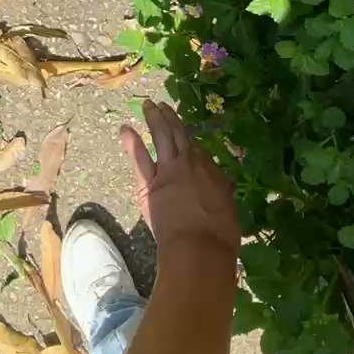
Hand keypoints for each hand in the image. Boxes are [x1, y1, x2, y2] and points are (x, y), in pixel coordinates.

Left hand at [120, 100, 239, 259]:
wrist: (200, 249)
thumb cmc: (220, 238)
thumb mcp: (229, 212)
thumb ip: (222, 197)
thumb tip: (223, 194)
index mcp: (212, 172)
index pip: (198, 151)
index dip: (189, 142)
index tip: (184, 135)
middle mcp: (192, 164)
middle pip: (180, 135)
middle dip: (171, 118)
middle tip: (163, 105)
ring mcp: (169, 170)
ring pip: (162, 137)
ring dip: (155, 118)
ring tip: (148, 105)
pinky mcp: (150, 184)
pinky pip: (140, 158)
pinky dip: (132, 142)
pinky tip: (125, 129)